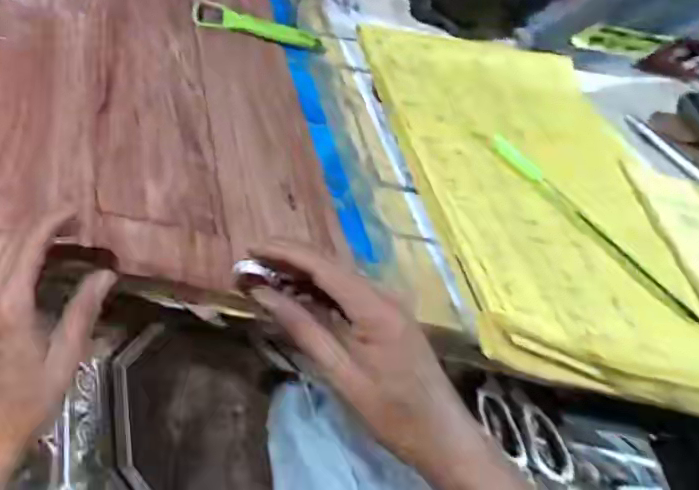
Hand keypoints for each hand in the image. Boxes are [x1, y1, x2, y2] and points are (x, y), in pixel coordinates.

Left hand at [0, 212, 115, 489]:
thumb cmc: (28, 400)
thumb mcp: (64, 360)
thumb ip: (82, 312)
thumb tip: (105, 274)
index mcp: (10, 300)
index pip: (29, 243)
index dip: (52, 222)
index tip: (75, 213)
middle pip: (11, 237)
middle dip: (40, 223)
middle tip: (73, 224)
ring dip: (25, 233)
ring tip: (58, 236)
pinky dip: (12, 248)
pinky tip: (34, 257)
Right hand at [243, 241, 523, 489]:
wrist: (452, 448)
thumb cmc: (396, 415)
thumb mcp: (341, 374)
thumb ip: (300, 326)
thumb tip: (256, 289)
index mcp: (375, 309)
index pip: (319, 264)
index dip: (280, 251)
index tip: (246, 249)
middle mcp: (383, 297)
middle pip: (325, 261)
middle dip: (284, 256)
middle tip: (247, 262)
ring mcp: (387, 305)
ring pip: (333, 271)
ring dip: (296, 269)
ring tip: (262, 274)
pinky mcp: (386, 315)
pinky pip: (343, 287)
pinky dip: (313, 284)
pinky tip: (292, 292)